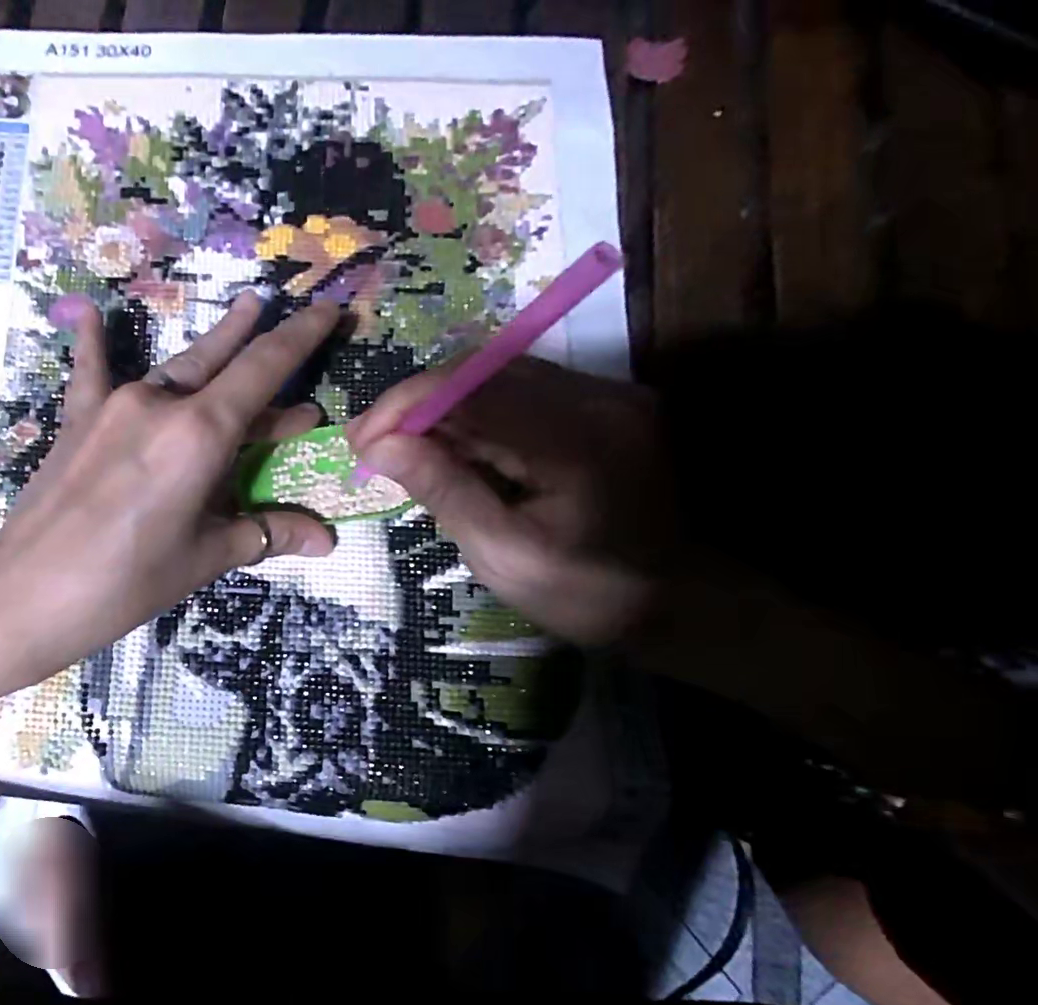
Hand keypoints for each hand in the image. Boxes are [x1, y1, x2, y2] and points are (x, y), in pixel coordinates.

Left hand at [0, 291, 337, 679]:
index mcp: (200, 433)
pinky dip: (97, 348)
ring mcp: (112, 406)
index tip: (327, 309)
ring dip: (213, 349)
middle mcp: (159, 403)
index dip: (300, 336)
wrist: (28, 592)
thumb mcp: (205, 557)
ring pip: (174, 369)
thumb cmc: (128, 581)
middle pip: (221, 359)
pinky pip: (92, 376)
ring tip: (242, 315)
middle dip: (261, 336)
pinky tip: (92, 316)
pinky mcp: (77, 422)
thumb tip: (324, 540)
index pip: (264, 369)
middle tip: (291, 312)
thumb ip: (267, 534)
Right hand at [345, 360, 670, 645]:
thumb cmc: (584, 593)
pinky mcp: (605, 401)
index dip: (405, 404)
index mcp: (574, 441)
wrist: (678, 601)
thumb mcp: (503, 555)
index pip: (471, 389)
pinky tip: (450, 442)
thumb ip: (444, 491)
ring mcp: (607, 393)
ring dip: (441, 404)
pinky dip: (475, 410)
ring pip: (499, 373)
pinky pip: (522, 388)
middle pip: (483, 369)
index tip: (359, 440)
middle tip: (370, 442)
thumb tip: (379, 446)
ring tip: (400, 443)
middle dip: (415, 401)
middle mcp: (596, 398)